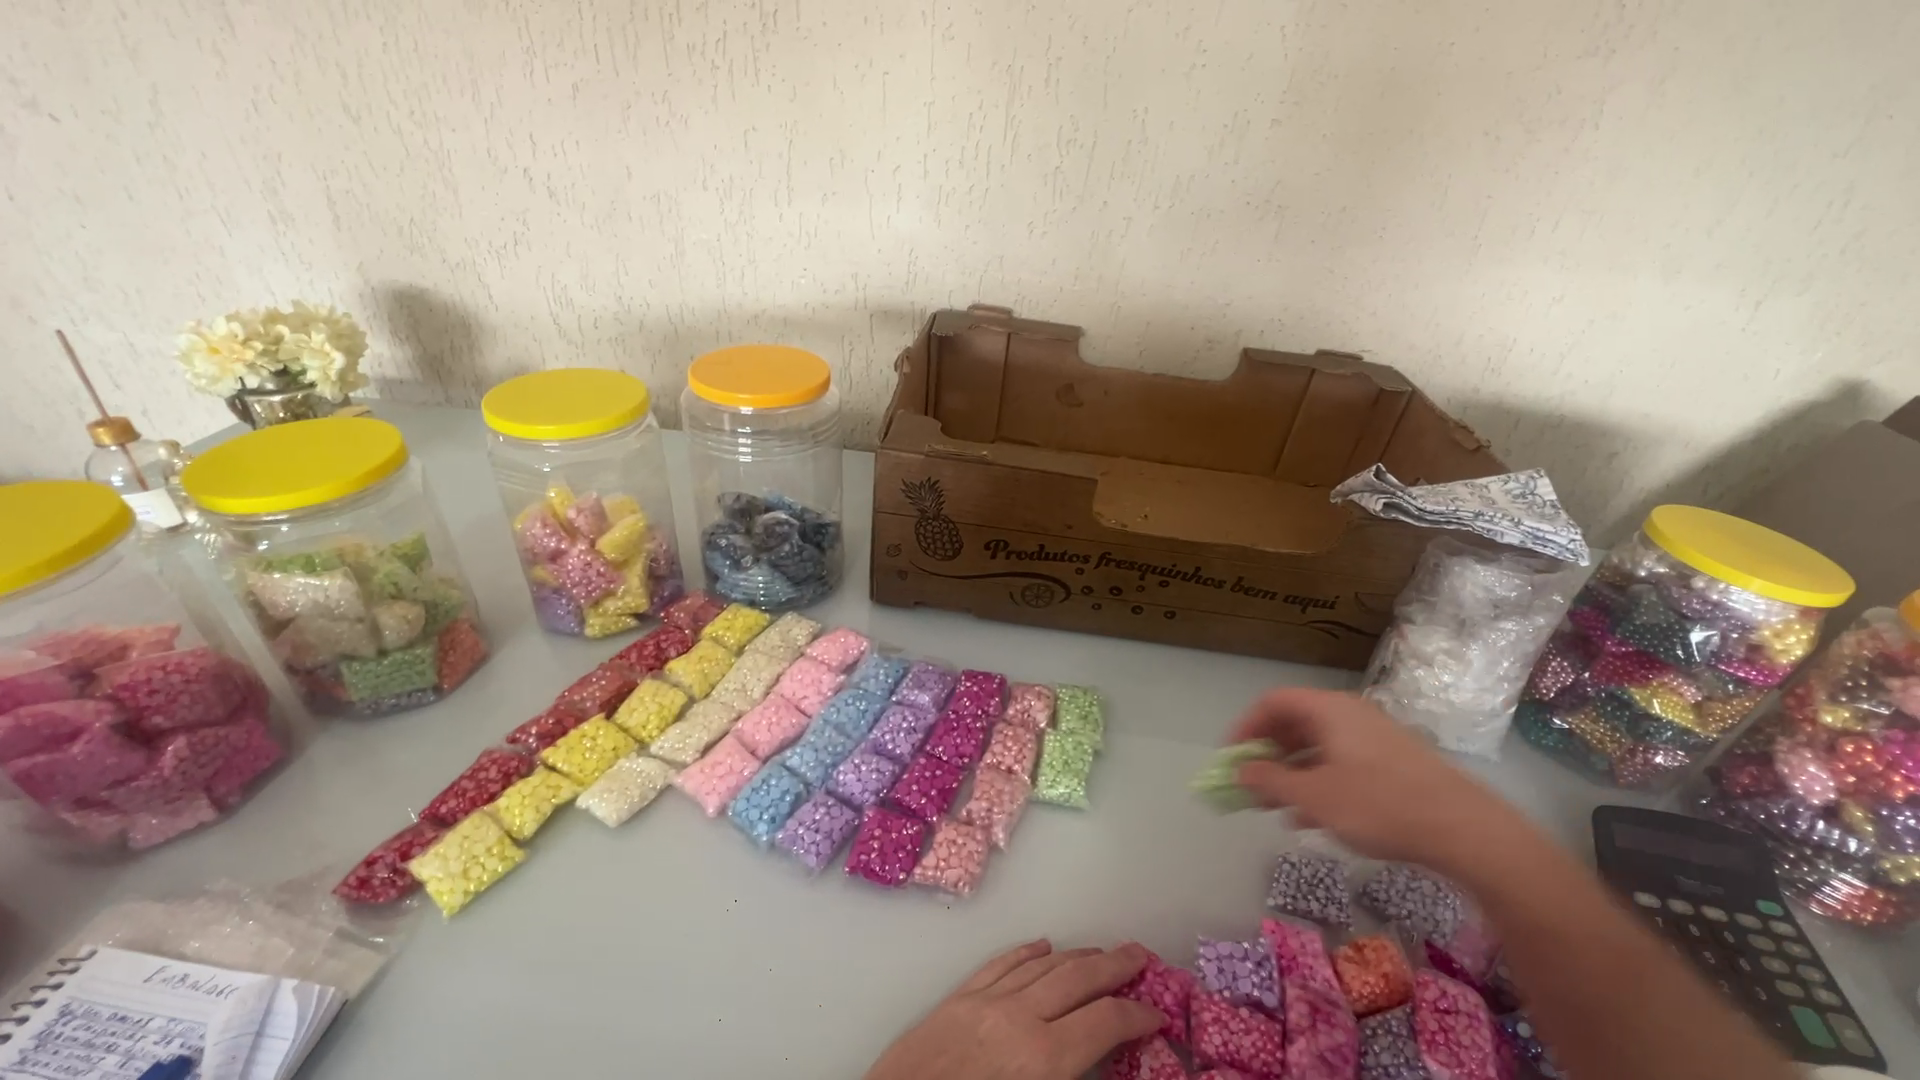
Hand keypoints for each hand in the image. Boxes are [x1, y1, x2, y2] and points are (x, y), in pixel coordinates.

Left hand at [864, 940, 1163, 1079]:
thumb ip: (1073, 1077)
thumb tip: (1102, 1063)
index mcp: (1043, 1057)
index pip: (1106, 1023)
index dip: (1138, 1015)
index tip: (1157, 1014)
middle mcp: (1019, 1018)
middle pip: (1078, 979)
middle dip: (1115, 965)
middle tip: (1141, 955)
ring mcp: (985, 1002)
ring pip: (1041, 966)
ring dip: (1076, 955)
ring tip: (1102, 952)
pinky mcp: (956, 1000)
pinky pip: (998, 965)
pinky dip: (1024, 952)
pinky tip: (1042, 945)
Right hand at [1228, 687, 1528, 869]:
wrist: (1466, 831)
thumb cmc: (1380, 805)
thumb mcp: (1314, 797)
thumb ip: (1270, 781)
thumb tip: (1240, 772)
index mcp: (1329, 710)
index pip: (1273, 702)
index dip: (1245, 728)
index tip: (1231, 760)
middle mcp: (1351, 715)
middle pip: (1295, 723)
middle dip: (1267, 754)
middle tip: (1250, 786)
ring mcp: (1375, 738)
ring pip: (1318, 747)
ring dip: (1291, 773)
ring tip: (1276, 808)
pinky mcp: (1393, 764)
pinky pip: (1341, 763)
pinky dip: (1318, 782)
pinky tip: (1313, 818)